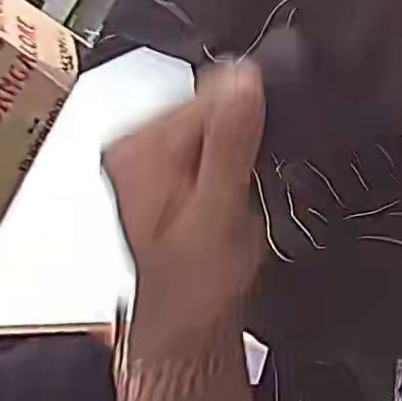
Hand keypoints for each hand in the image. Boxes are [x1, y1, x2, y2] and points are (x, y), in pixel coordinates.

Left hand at [103, 63, 265, 346]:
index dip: (253, 115)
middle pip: (215, 102)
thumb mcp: (218, 209)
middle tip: (250, 176)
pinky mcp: (171, 163)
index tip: (265, 148)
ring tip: (243, 183)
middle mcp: (136, 145)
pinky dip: (240, 150)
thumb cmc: (194, 281)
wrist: (189, 322)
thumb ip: (230, 141)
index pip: (213, 92)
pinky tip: (239, 180)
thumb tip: (245, 78)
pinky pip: (218, 134)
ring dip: (246, 141)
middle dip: (248, 129)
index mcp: (137, 148)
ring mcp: (152, 154)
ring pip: (220, 118)